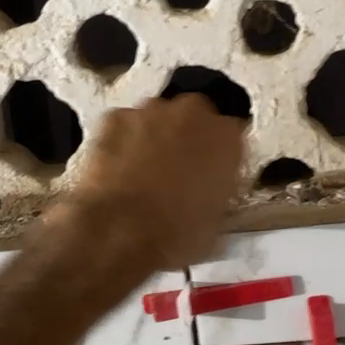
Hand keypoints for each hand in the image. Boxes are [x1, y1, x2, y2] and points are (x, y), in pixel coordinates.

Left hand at [48, 95, 245, 270]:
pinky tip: (116, 168)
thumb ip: (219, 191)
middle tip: (175, 168)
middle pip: (193, 115)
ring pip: (156, 117)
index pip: (230, 133)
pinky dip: (121, 140)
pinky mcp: (114, 117)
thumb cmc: (177, 233)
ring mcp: (151, 110)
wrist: (122, 230)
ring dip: (153, 135)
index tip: (210, 170)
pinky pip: (123, 125)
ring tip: (141, 170)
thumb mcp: (216, 220)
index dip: (218, 153)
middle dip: (186, 136)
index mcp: (227, 137)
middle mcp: (193, 112)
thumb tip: (209, 192)